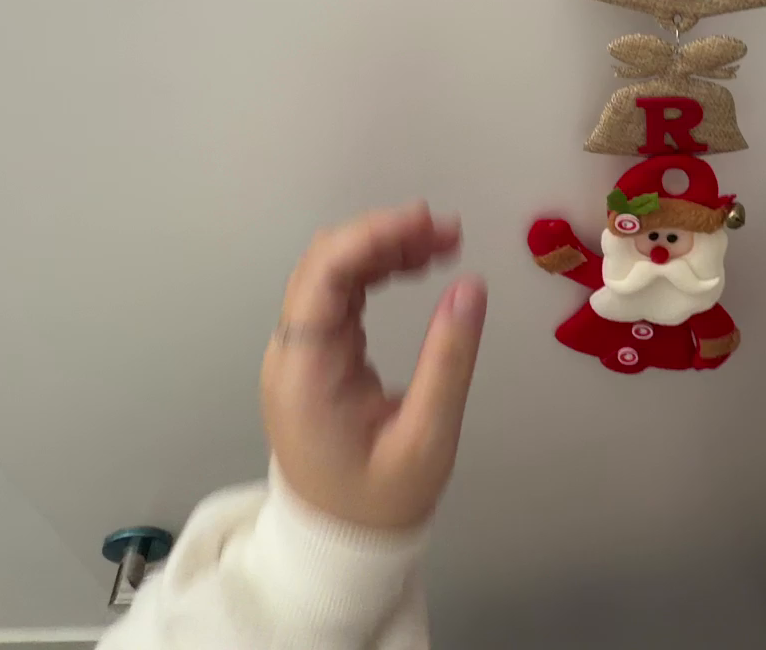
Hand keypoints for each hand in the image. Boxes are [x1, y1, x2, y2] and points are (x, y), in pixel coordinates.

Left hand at [262, 202, 487, 530]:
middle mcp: (293, 350)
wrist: (339, 543)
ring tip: (445, 244)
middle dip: (386, 234)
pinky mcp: (319, 352)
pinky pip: (344, 292)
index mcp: (307, 371)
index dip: (372, 236)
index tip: (427, 223)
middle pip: (327, 264)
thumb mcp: (427, 437)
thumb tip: (472, 286)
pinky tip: (418, 265)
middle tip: (449, 233)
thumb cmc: (381, 500)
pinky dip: (381, 270)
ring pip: (335, 271)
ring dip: (386, 247)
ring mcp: (302, 350)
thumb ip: (448, 359)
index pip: (324, 277)